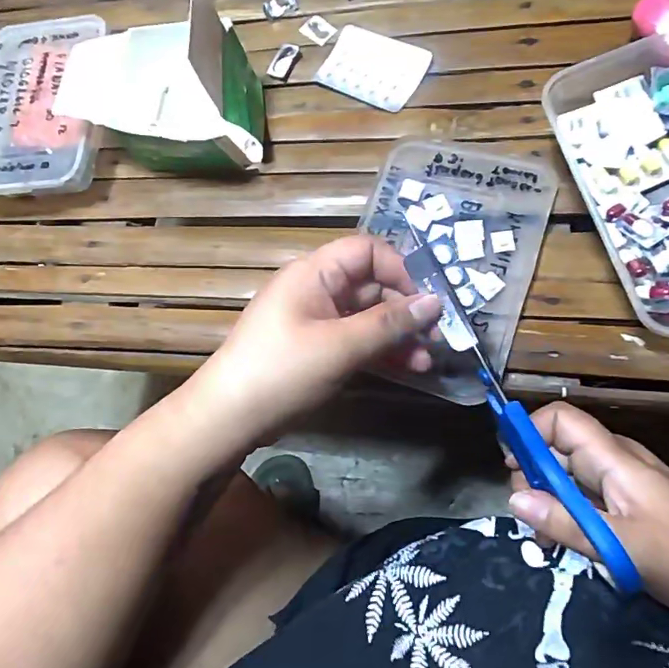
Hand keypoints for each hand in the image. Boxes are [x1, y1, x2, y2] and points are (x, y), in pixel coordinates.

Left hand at [192, 235, 441, 435]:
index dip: (401, 270)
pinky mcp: (315, 349)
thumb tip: (435, 301)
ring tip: (427, 361)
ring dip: (397, 335)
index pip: (366, 251)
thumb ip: (389, 324)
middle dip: (406, 310)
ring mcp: (314, 321)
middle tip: (438, 338)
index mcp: (313, 273)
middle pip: (371, 285)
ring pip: (366, 317)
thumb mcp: (340, 346)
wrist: (230, 416)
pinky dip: (379, 351)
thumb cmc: (284, 370)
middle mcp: (314, 290)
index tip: (428, 301)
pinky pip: (355, 340)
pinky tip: (407, 368)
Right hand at [505, 402, 668, 620]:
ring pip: (564, 475)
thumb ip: (565, 523)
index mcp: (614, 460)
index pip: (560, 420)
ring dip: (545, 501)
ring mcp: (620, 483)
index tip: (512, 469)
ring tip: (546, 540)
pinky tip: (563, 543)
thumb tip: (514, 500)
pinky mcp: (624, 504)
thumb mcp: (621, 546)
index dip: (529, 433)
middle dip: (532, 478)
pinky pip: (580, 495)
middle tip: (531, 519)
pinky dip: (564, 513)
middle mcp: (614, 462)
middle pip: (554, 447)